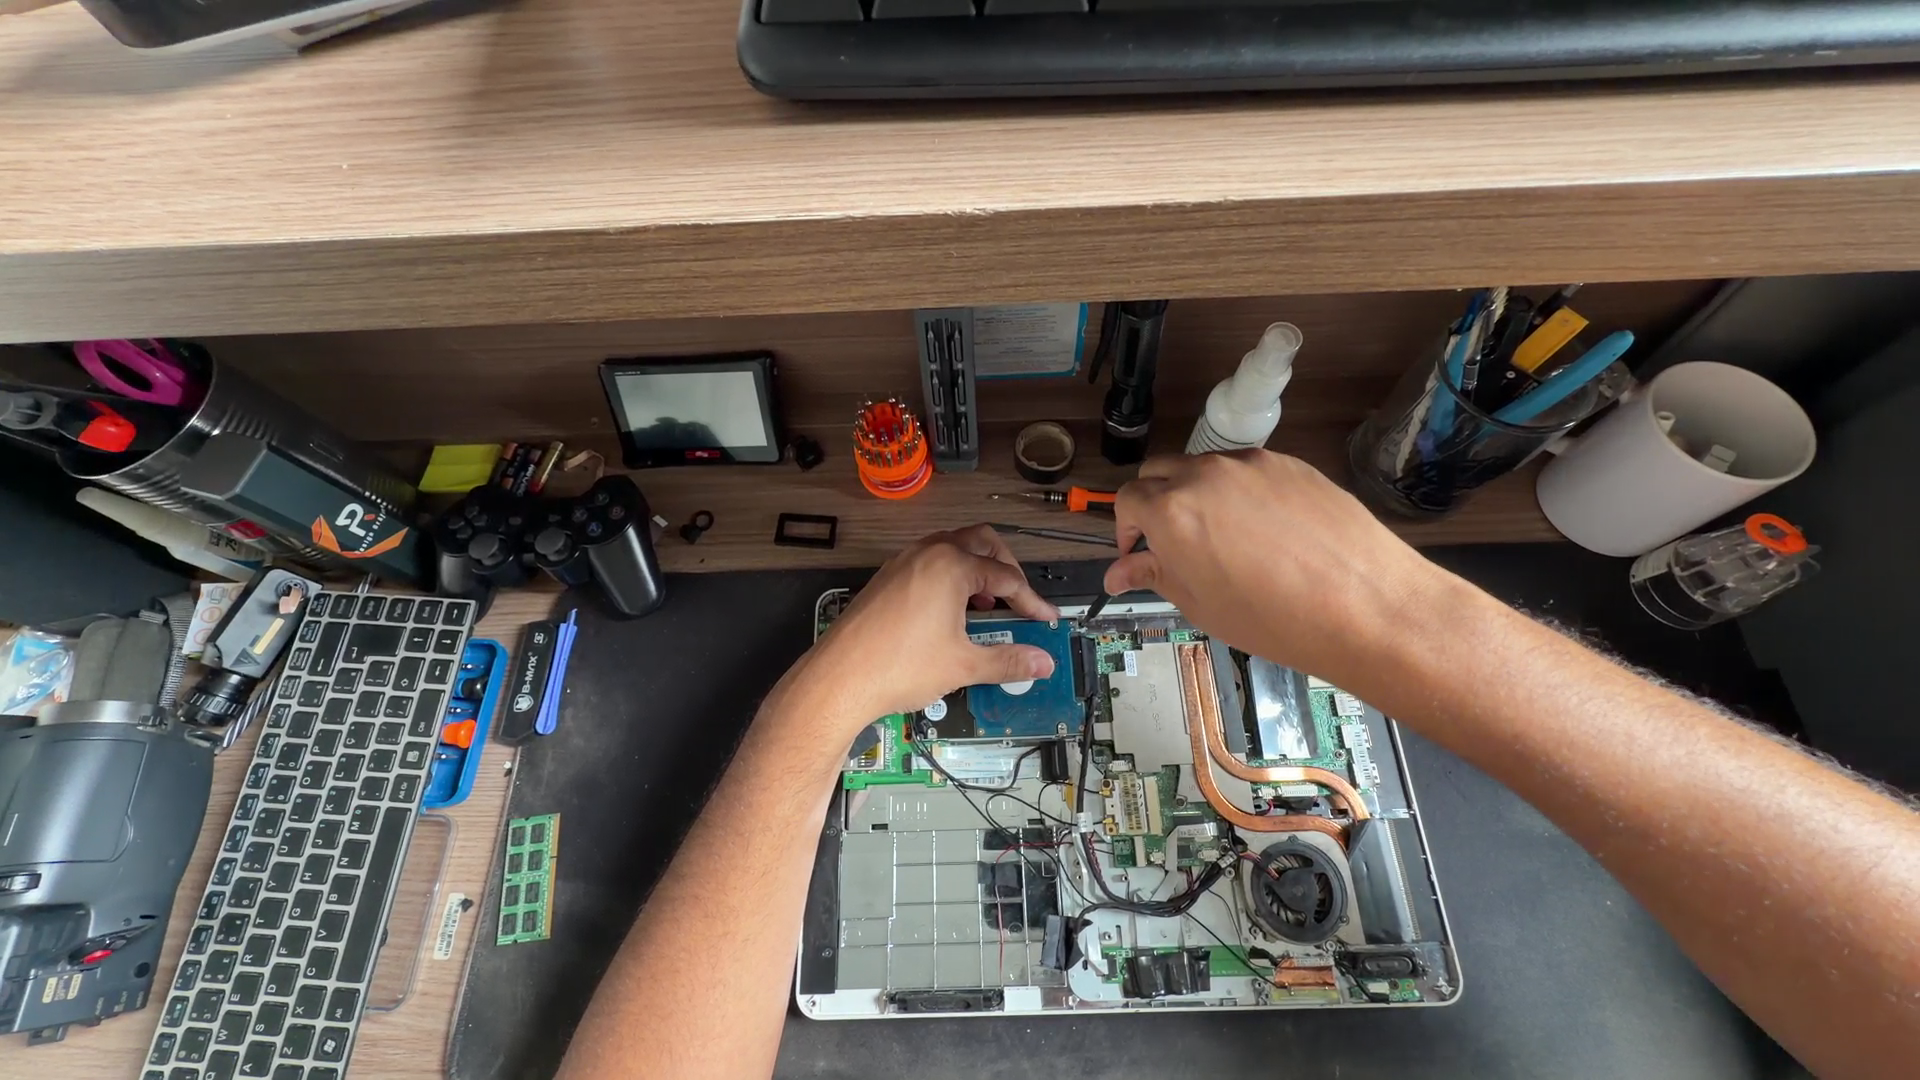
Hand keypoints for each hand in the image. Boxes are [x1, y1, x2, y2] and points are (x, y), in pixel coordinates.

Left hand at [789, 526, 1060, 733]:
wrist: (839, 678)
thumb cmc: (900, 667)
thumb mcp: (963, 665)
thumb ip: (1008, 660)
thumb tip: (1042, 662)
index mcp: (951, 565)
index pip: (1007, 577)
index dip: (1031, 601)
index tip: (1045, 620)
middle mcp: (927, 553)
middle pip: (982, 542)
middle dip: (1007, 566)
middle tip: (1019, 596)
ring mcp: (903, 562)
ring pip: (952, 547)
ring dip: (976, 567)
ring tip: (987, 603)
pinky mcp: (887, 577)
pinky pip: (928, 561)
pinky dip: (950, 575)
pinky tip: (951, 610)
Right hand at [1105, 450, 1454, 687]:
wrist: (1367, 606)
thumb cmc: (1274, 618)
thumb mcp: (1200, 604)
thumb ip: (1154, 575)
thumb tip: (1118, 573)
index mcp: (1171, 511)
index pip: (1127, 499)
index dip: (1126, 529)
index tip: (1140, 555)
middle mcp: (1204, 475)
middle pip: (1158, 472)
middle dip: (1153, 502)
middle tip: (1172, 543)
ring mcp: (1250, 464)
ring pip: (1203, 467)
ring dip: (1195, 494)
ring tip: (1223, 538)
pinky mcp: (1290, 464)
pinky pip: (1246, 471)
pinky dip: (1238, 492)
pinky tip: (1266, 531)